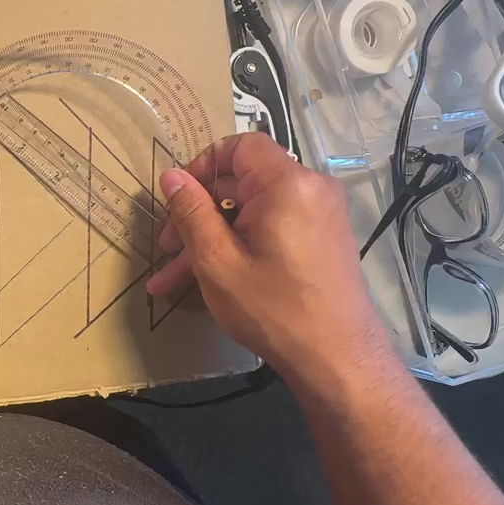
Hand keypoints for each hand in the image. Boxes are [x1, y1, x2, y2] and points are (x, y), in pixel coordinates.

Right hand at [145, 132, 401, 388]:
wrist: (337, 359)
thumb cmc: (273, 308)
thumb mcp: (216, 260)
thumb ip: (191, 212)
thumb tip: (172, 177)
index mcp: (288, 185)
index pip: (241, 146)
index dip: (203, 164)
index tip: (177, 197)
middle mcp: (310, 190)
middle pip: (241, 182)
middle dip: (197, 212)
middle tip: (166, 246)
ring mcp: (318, 215)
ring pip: (249, 212)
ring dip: (209, 237)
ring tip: (171, 276)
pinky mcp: (319, 238)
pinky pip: (268, 229)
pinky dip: (236, 246)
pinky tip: (201, 280)